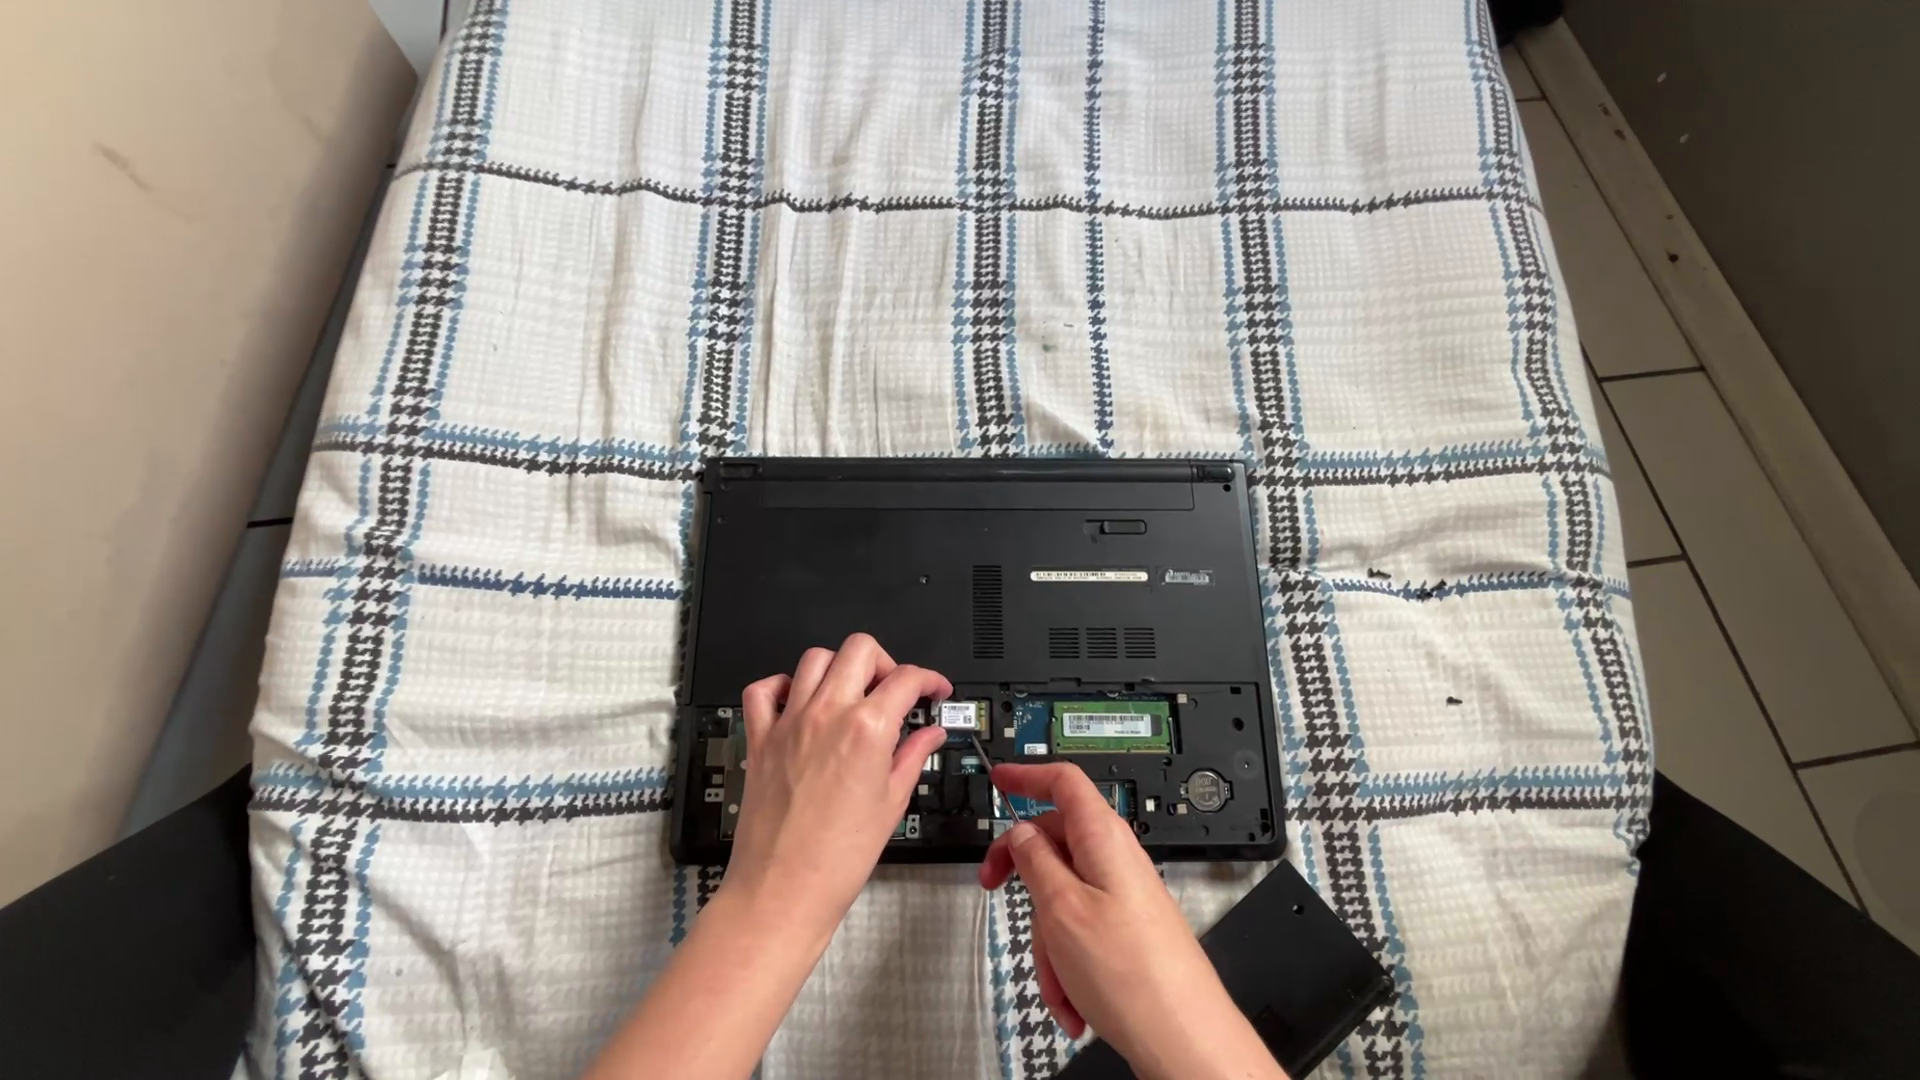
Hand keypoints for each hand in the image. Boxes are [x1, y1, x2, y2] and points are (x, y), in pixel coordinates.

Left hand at [721, 633, 951, 931]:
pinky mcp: (761, 737)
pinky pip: (763, 690)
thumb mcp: (892, 803)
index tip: (934, 690)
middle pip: (860, 649)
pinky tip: (799, 701)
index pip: (906, 678)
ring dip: (840, 666)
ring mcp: (790, 722)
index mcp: (868, 729)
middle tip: (894, 689)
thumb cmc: (838, 857)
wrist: (784, 890)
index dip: (929, 679)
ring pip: (815, 657)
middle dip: (886, 661)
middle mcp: (827, 714)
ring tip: (852, 693)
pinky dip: (781, 685)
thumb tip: (930, 734)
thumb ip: (913, 756)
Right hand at [980, 764, 1287, 1079]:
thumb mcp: (1062, 910)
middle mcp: (1116, 858)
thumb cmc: (1134, 975)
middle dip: (1023, 874)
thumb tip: (1020, 832)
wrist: (1186, 1041)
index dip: (1028, 774)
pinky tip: (1072, 999)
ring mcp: (1122, 894)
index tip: (1000, 776)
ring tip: (1058, 981)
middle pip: (1053, 840)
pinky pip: (1079, 929)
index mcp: (1103, 837)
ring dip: (1047, 939)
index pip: (1064, 781)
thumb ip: (1035, 861)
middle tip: (992, 885)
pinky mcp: (1125, 928)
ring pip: (1061, 894)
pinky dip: (1066, 962)